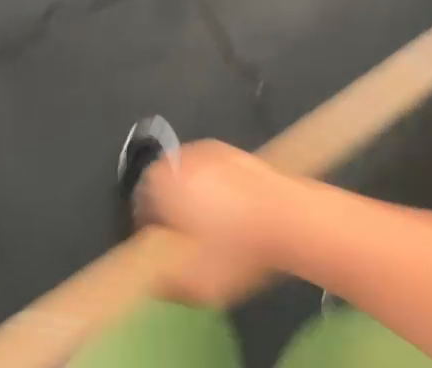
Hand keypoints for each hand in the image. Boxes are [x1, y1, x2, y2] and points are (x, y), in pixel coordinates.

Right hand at [136, 141, 300, 303]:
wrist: (291, 218)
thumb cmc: (236, 249)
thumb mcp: (190, 282)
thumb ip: (161, 279)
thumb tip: (154, 277)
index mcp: (161, 182)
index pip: (140, 212)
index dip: (152, 239)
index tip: (168, 256)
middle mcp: (182, 158)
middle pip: (165, 193)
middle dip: (174, 218)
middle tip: (193, 247)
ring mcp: (212, 150)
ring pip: (192, 184)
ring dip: (198, 205)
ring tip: (220, 235)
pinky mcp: (237, 153)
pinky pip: (217, 177)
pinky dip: (221, 194)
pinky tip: (238, 219)